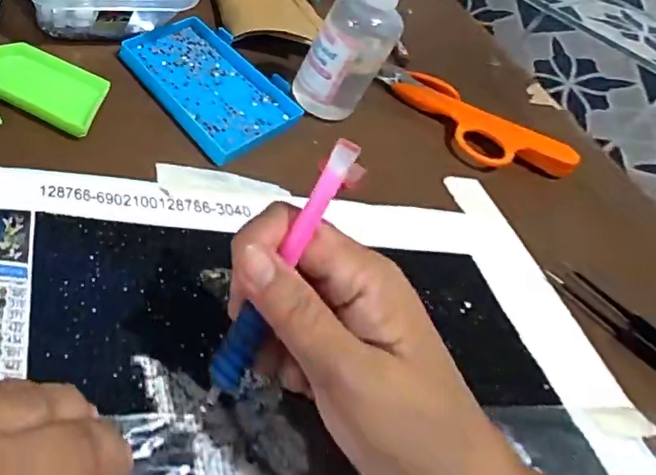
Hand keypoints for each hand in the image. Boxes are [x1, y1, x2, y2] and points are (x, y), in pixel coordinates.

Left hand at [0, 380, 130, 474]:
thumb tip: (84, 471)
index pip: (82, 446)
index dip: (112, 458)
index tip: (120, 470)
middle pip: (59, 402)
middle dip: (87, 431)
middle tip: (95, 462)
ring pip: (21, 386)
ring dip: (48, 414)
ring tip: (55, 443)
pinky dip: (6, 406)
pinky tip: (3, 432)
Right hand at [229, 203, 526, 474]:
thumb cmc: (413, 432)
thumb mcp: (347, 372)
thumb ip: (294, 310)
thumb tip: (246, 250)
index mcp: (362, 273)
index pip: (291, 223)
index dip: (256, 247)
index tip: (242, 299)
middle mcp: (352, 278)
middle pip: (281, 254)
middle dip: (257, 293)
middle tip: (253, 343)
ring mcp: (347, 307)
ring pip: (280, 289)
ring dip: (267, 326)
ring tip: (277, 372)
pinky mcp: (340, 334)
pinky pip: (292, 319)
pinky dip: (280, 345)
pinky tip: (291, 378)